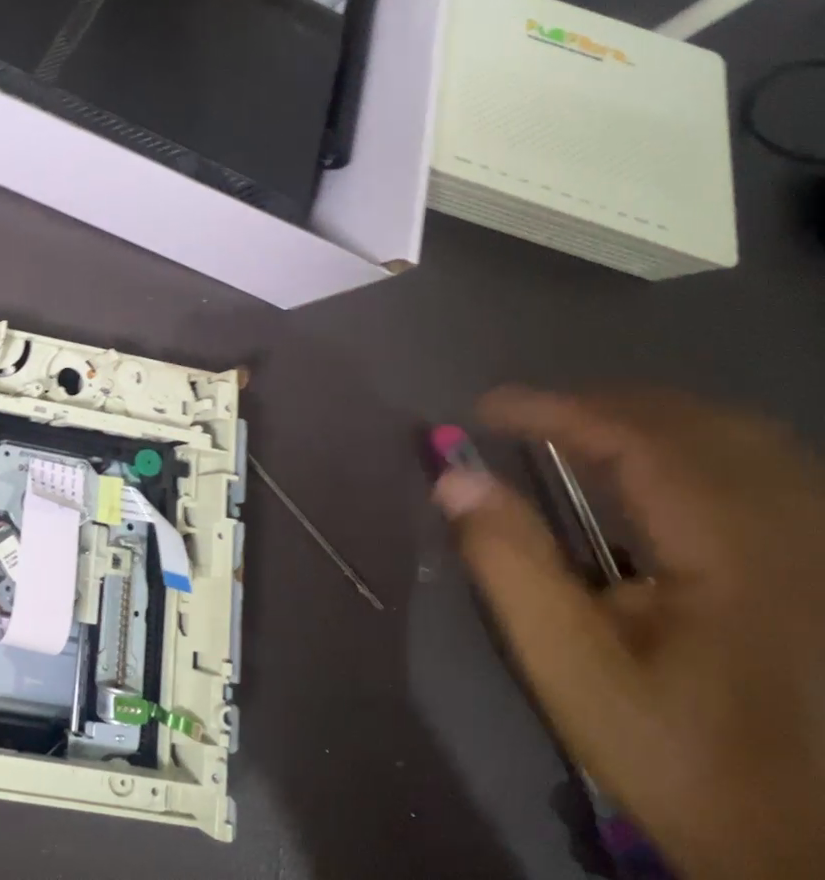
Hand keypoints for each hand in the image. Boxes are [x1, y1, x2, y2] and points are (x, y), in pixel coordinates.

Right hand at [436, 388, 824, 879]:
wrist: (809, 843)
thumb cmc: (682, 756)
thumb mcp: (574, 670)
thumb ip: (512, 566)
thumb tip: (454, 478)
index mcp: (740, 556)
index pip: (643, 441)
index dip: (558, 410)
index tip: (484, 408)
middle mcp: (804, 535)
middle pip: (706, 426)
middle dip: (604, 407)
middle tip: (524, 420)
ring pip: (749, 443)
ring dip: (652, 425)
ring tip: (575, 437)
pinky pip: (772, 474)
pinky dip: (697, 452)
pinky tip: (652, 478)